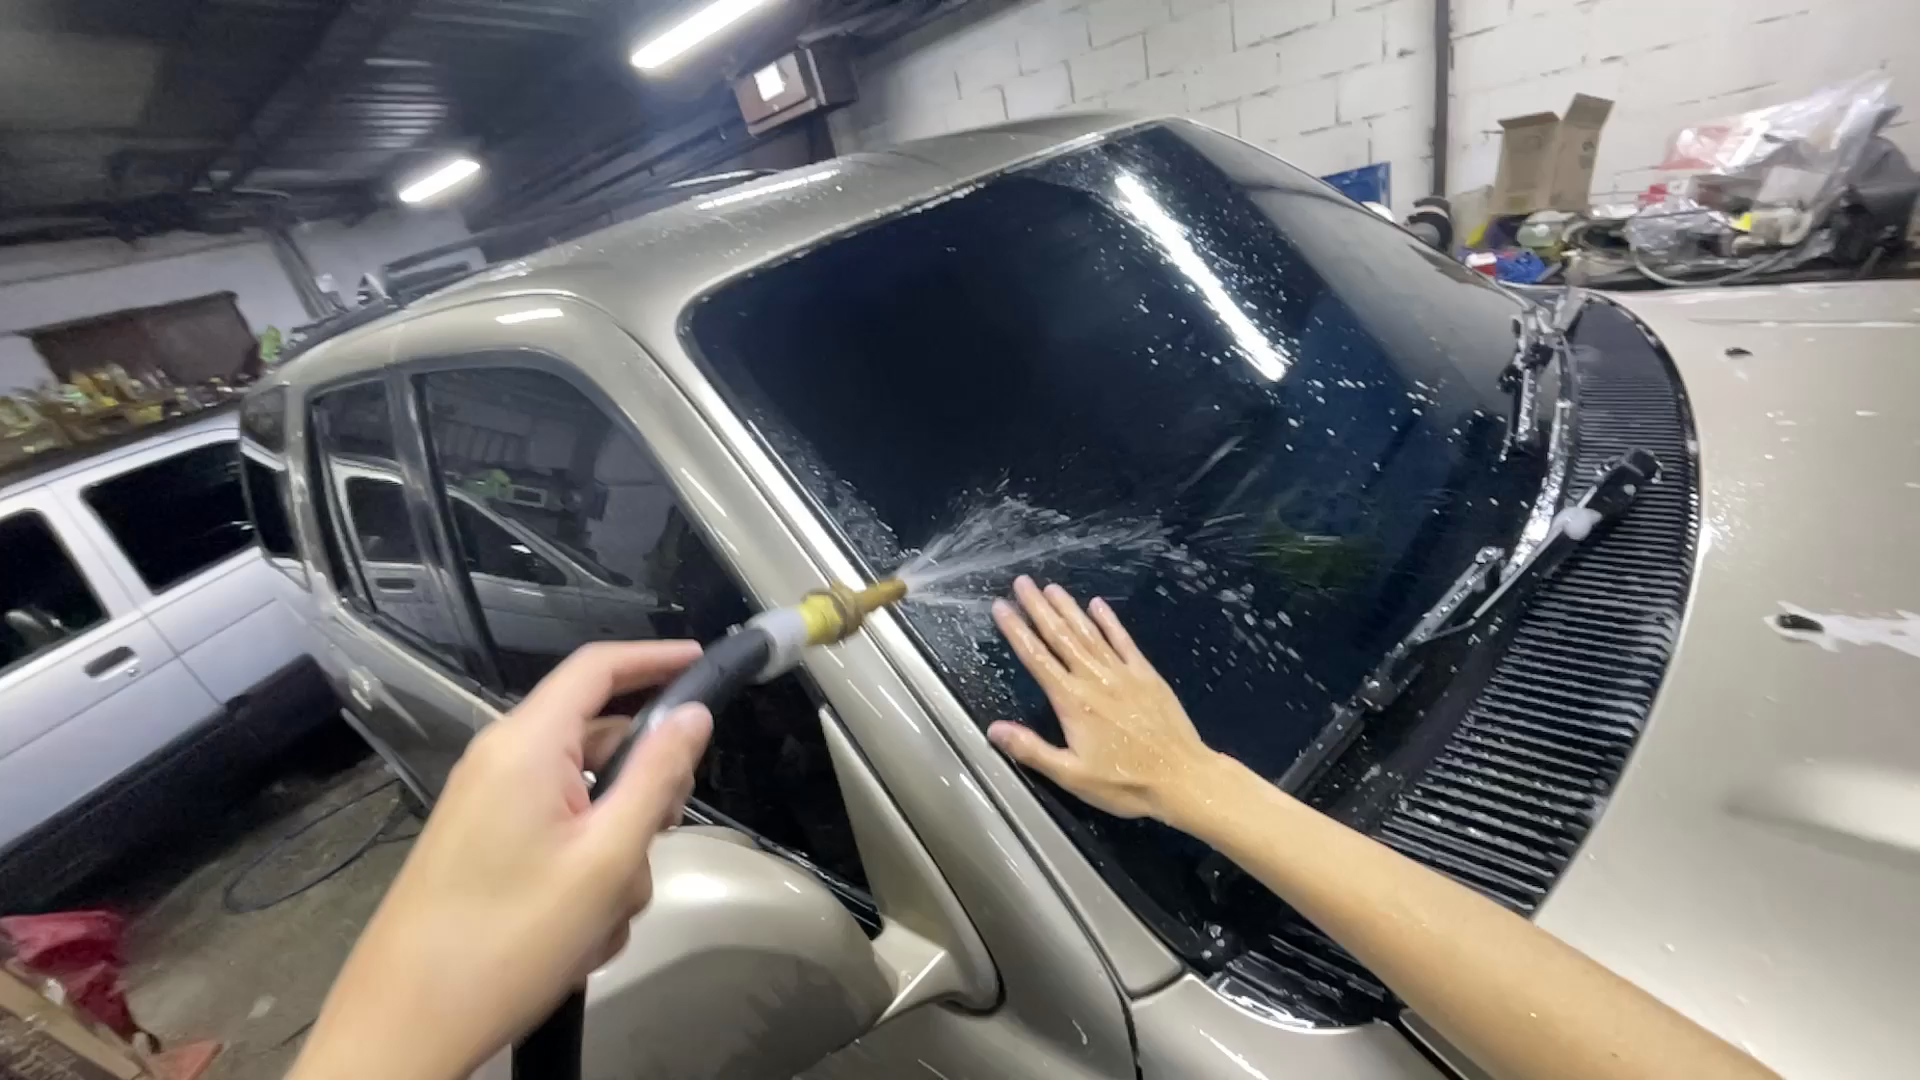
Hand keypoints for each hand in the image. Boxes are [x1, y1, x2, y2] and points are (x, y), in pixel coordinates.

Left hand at [290, 641, 712, 1079]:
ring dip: (619, 838)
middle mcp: (504, 762)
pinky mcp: (486, 843)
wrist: (397, 1042)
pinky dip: (589, 861)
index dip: (655, 657)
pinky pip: (561, 826)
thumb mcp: (607, 858)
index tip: (703, 662)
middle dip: (645, 780)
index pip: (598, 667)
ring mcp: (490, 805)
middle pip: (602, 737)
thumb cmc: (509, 942)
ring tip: (612, 904)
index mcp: (527, 746)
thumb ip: (658, 775)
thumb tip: (694, 714)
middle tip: (665, 830)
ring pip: (589, 791)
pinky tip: (586, 922)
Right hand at [989, 576, 1220, 822]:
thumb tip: (993, 729)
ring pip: (1088, 632)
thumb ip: (1031, 750)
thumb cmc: (1124, 783)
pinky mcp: (1146, 674)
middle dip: (1038, 607)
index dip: (1016, 630)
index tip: (1000, 606)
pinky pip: (1123, 640)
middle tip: (1021, 582)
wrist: (1183, 778)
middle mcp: (1094, 677)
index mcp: (1072, 700)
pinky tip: (1097, 605)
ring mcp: (1122, 672)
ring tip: (1050, 587)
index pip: (1036, 657)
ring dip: (1068, 607)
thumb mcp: (1071, 775)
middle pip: (1059, 635)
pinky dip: (1109, 621)